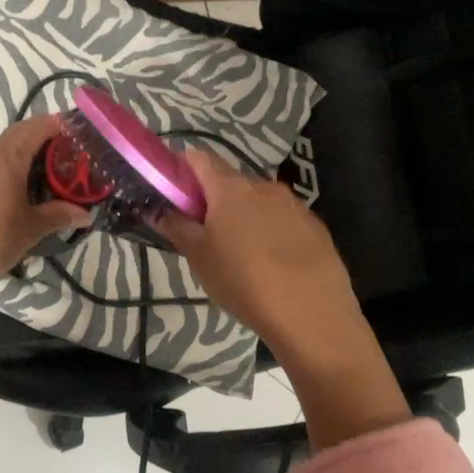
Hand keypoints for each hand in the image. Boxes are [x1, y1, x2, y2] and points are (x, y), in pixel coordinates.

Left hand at [0, 115, 91, 303]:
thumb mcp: (32, 227)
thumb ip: (59, 215)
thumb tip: (86, 215)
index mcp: (10, 156)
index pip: (40, 125)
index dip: (61, 125)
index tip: (81, 133)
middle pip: (23, 131)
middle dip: (47, 135)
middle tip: (71, 150)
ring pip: (8, 144)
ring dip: (29, 148)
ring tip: (53, 165)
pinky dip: (15, 161)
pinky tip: (26, 181)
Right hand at [157, 148, 409, 447]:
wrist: (311, 314)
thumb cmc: (243, 281)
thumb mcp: (199, 258)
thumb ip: (176, 227)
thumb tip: (157, 210)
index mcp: (230, 188)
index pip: (199, 158)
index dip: (182, 170)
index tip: (174, 197)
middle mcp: (263, 186)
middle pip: (229, 181)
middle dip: (213, 200)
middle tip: (203, 235)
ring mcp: (294, 205)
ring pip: (258, 202)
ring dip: (243, 217)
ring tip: (240, 255)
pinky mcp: (316, 226)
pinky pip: (283, 219)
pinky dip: (270, 231)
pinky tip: (271, 264)